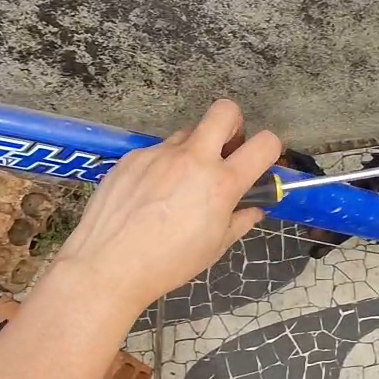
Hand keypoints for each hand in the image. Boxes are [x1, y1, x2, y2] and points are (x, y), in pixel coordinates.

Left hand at [52, 100, 280, 317]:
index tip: (262, 161)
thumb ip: (239, 222)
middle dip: (234, 124)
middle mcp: (192, 158)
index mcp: (221, 183)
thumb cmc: (169, 263)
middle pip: (225, 111)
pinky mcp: (132, 157)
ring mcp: (159, 154)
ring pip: (187, 133)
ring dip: (195, 149)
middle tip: (226, 151)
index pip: (264, 144)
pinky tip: (149, 196)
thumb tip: (254, 210)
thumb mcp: (214, 247)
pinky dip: (162, 166)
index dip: (271, 148)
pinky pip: (157, 151)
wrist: (107, 266)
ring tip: (181, 183)